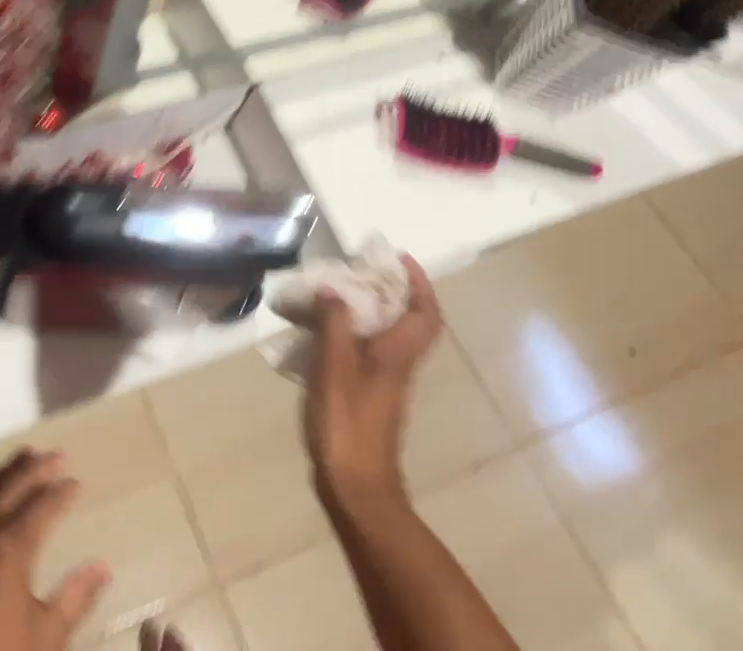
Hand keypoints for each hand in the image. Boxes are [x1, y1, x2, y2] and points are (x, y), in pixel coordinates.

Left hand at [0, 449, 110, 650]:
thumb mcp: (46, 635)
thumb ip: (75, 597)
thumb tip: (103, 567)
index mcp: (9, 549)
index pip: (40, 507)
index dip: (61, 492)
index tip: (77, 481)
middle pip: (8, 488)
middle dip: (33, 468)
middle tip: (56, 453)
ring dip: (5, 474)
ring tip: (24, 458)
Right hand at [304, 254, 442, 505]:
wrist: (356, 484)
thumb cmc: (348, 423)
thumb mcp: (336, 368)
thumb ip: (335, 325)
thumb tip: (333, 289)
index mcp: (398, 354)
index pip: (425, 312)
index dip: (419, 282)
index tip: (398, 259)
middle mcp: (398, 363)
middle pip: (405, 319)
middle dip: (386, 290)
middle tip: (355, 271)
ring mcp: (383, 381)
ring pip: (382, 334)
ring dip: (363, 311)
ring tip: (328, 295)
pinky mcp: (366, 394)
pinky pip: (363, 350)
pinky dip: (346, 334)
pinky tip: (316, 335)